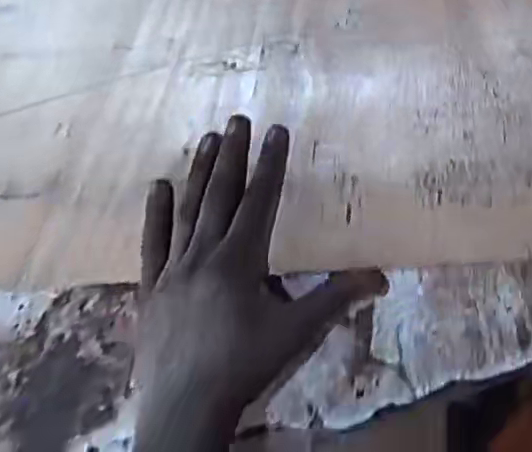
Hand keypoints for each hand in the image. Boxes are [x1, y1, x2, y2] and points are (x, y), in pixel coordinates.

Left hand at [134, 116, 386, 450]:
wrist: (183, 414)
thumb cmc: (244, 367)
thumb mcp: (296, 332)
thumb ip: (336, 299)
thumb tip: (380, 276)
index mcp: (240, 259)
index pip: (260, 199)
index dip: (270, 163)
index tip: (276, 129)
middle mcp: (204, 254)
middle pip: (221, 195)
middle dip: (232, 154)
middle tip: (237, 118)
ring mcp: (174, 270)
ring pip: (188, 210)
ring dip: (199, 172)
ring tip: (207, 138)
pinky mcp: (151, 289)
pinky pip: (153, 244)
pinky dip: (156, 213)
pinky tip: (158, 184)